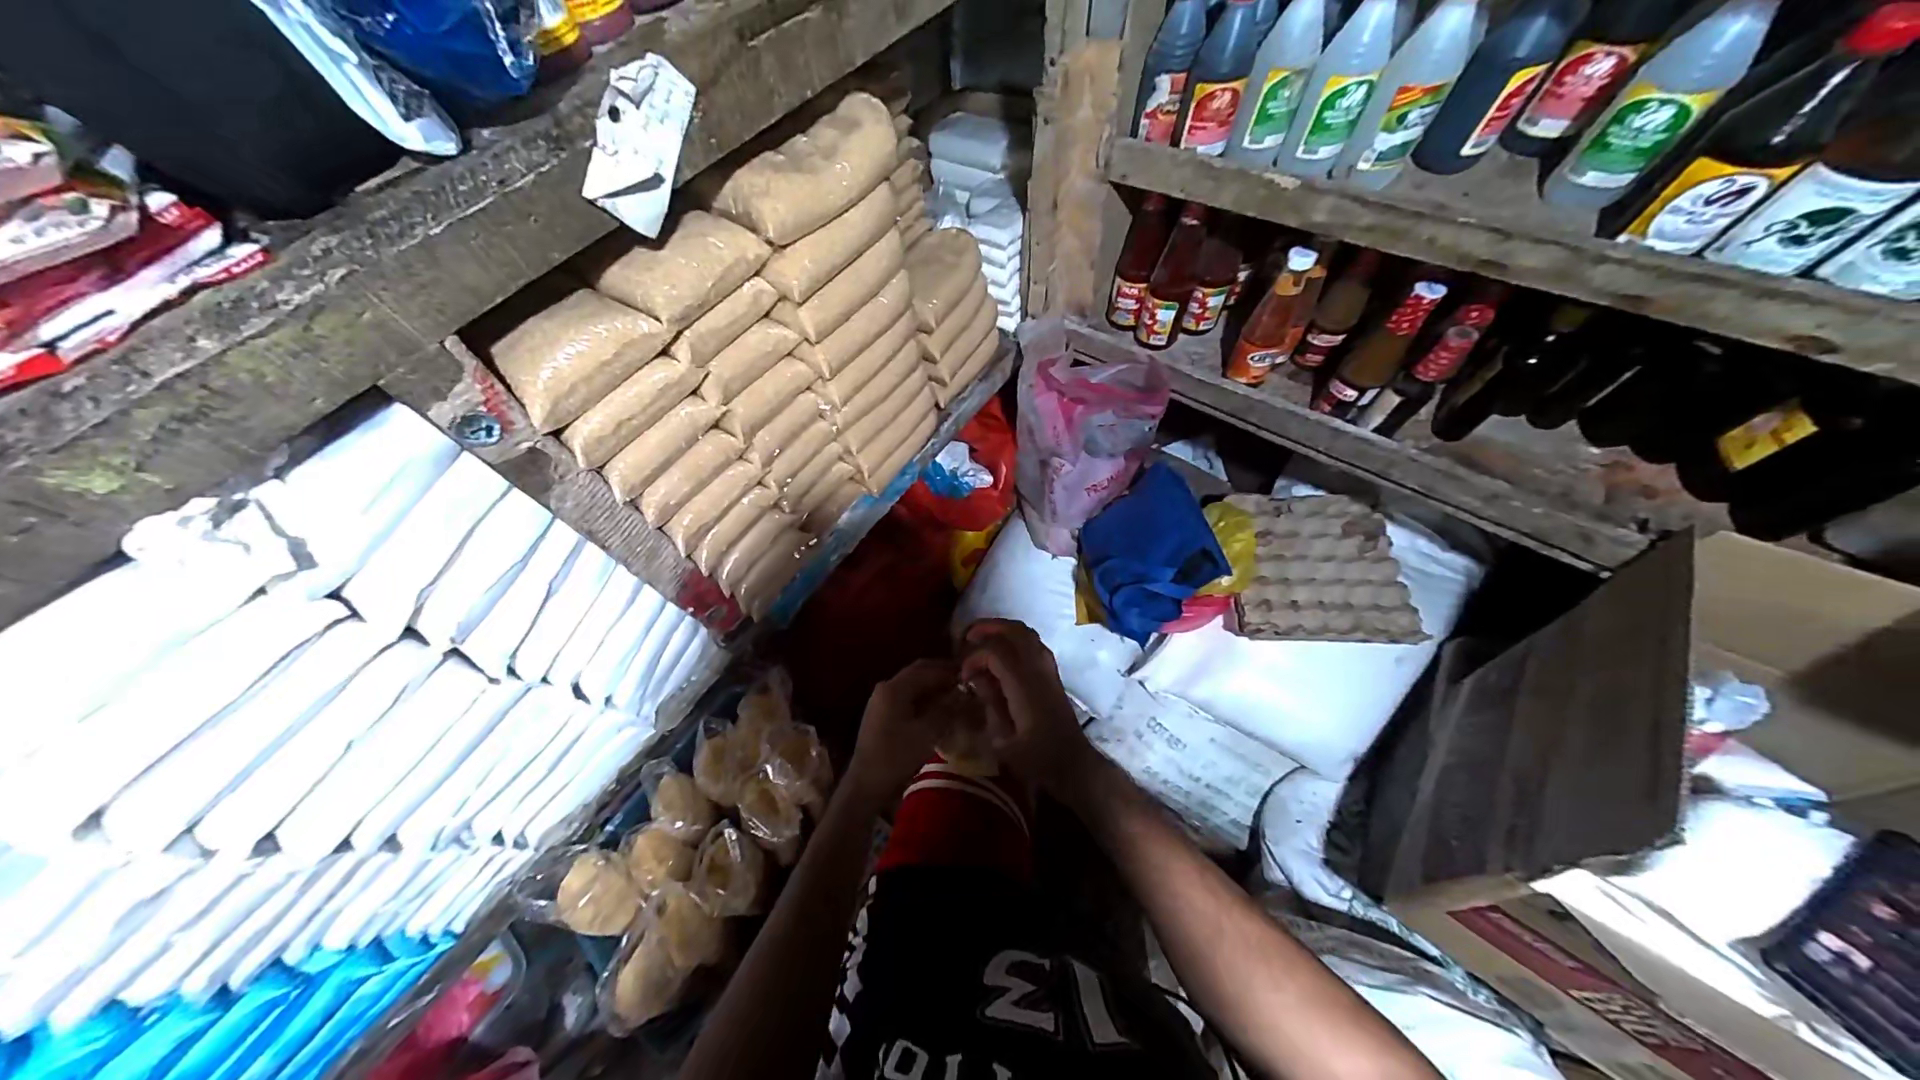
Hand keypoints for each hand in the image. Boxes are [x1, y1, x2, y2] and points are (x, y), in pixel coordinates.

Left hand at [846, 659, 961, 809]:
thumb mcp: (927, 733)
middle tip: (965, 682)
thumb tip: (964, 694)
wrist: (866, 783)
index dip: (950, 672)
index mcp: (894, 688)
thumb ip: (947, 710)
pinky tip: (939, 708)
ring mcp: (882, 701)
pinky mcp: (882, 714)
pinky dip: (925, 699)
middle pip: (918, 673)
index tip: (971, 676)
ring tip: (956, 695)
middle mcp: (886, 688)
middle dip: (941, 676)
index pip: (927, 670)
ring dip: (934, 687)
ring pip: (913, 686)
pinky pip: (907, 698)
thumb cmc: (896, 756)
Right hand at [960, 619, 1099, 801]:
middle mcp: (1040, 670)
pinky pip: (1033, 643)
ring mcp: (1049, 669)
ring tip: (980, 639)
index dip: (974, 656)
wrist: (1073, 765)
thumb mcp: (1003, 741)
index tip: (962, 675)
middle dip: (988, 628)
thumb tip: (976, 677)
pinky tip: (1000, 653)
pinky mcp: (1053, 674)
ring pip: (1026, 633)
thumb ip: (989, 704)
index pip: (996, 651)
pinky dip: (1014, 639)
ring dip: (1002, 630)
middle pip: (1015, 631)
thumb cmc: (1037, 760)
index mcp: (1026, 686)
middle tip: (965, 637)